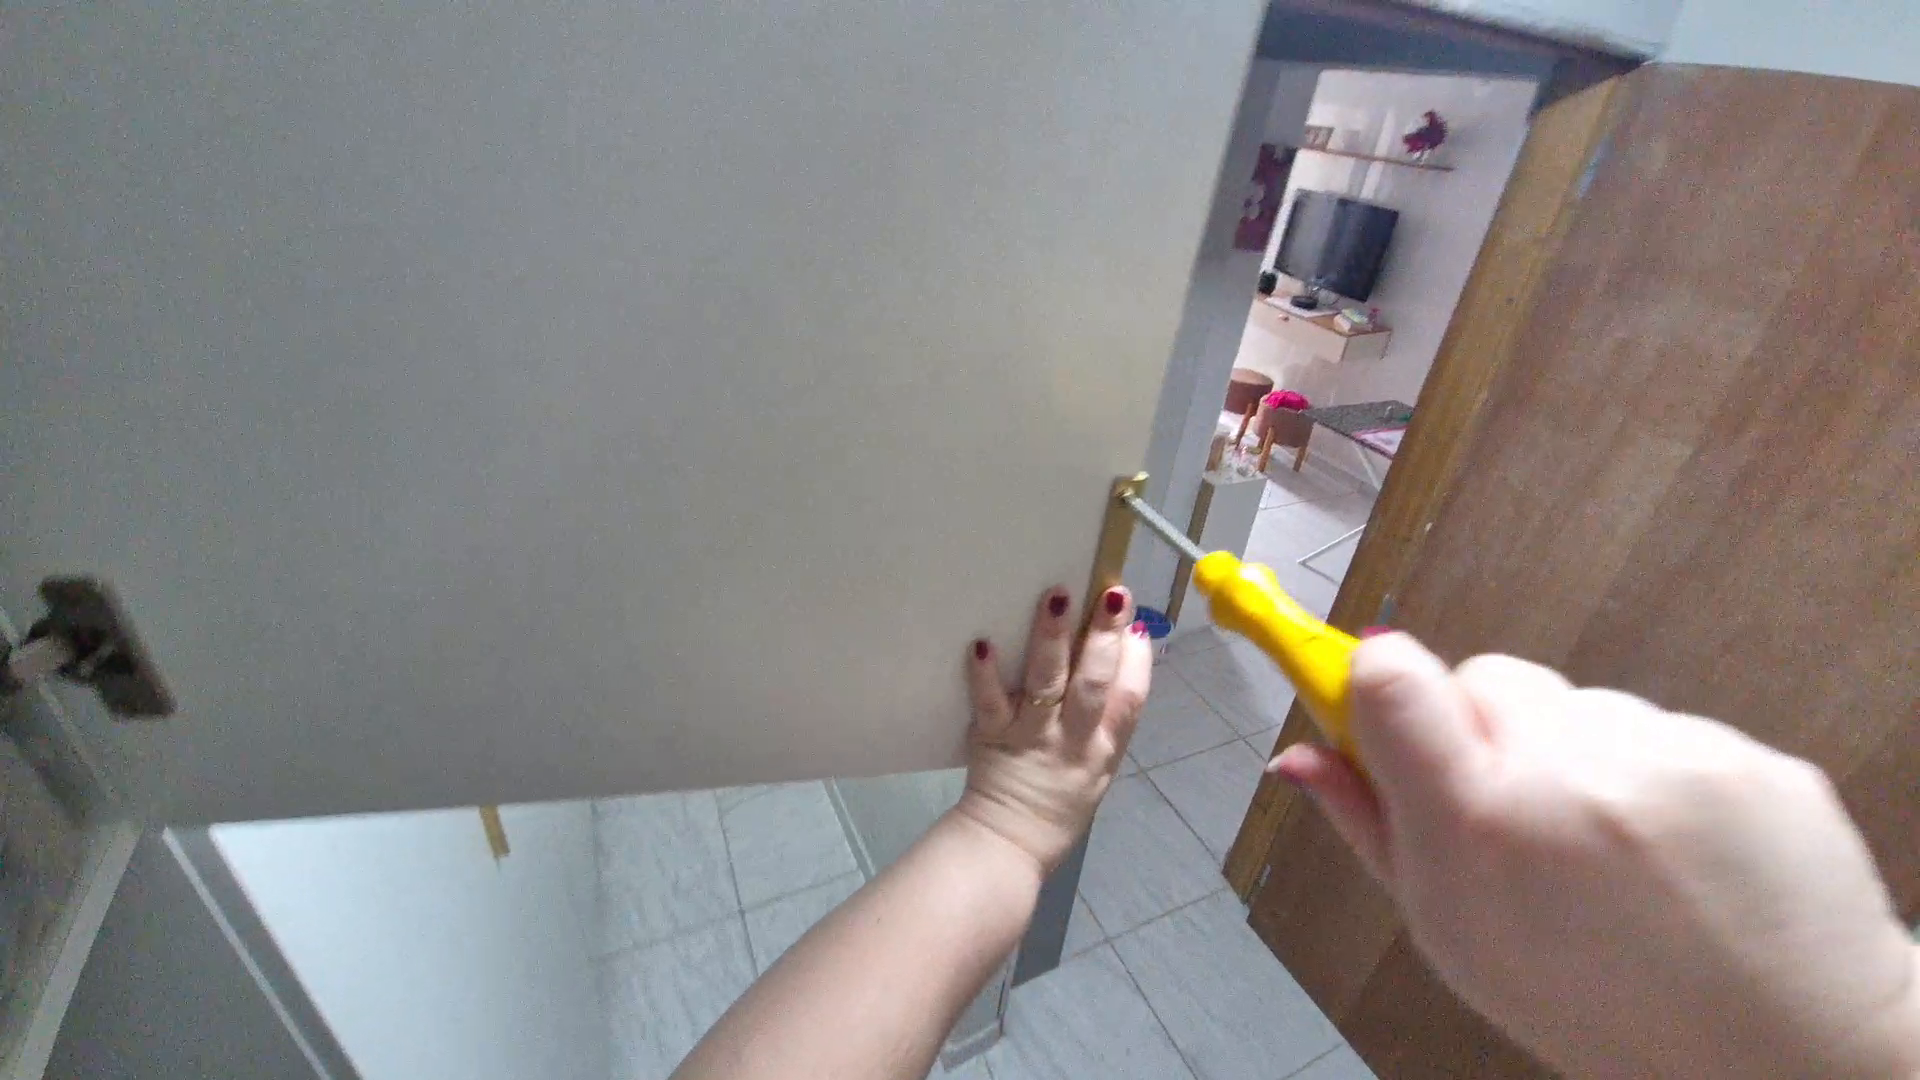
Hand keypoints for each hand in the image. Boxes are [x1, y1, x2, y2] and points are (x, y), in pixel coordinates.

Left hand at [953, 585, 1151, 873]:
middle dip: (1105, 637)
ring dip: (1053, 639)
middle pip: (1094, 683)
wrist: (1008, 845)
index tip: (1137, 621)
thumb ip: (1109, 720)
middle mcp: (1072, 740)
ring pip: (1047, 682)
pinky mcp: (992, 736)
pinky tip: (983, 644)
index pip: (1130, 700)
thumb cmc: (1060, 804)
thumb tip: (1121, 656)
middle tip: (1113, 594)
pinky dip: (986, 673)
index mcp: (1103, 749)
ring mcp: (1032, 737)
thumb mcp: (1099, 768)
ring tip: (1057, 600)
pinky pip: (989, 701)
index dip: (1137, 661)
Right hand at [1273, 634, 1919, 1078]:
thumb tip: (1292, 755)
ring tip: (1595, 834)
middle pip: (1480, 674)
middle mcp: (1567, 775)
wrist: (1787, 1064)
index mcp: (1476, 821)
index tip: (1376, 701)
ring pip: (1565, 697)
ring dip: (1559, 746)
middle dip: (1475, 723)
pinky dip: (1636, 764)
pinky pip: (1645, 720)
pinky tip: (1661, 838)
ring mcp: (1667, 759)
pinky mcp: (1747, 755)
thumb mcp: (1437, 922)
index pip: (1392, 674)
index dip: (1374, 675)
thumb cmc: (1582, 999)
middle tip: (1502, 797)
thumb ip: (1361, 821)